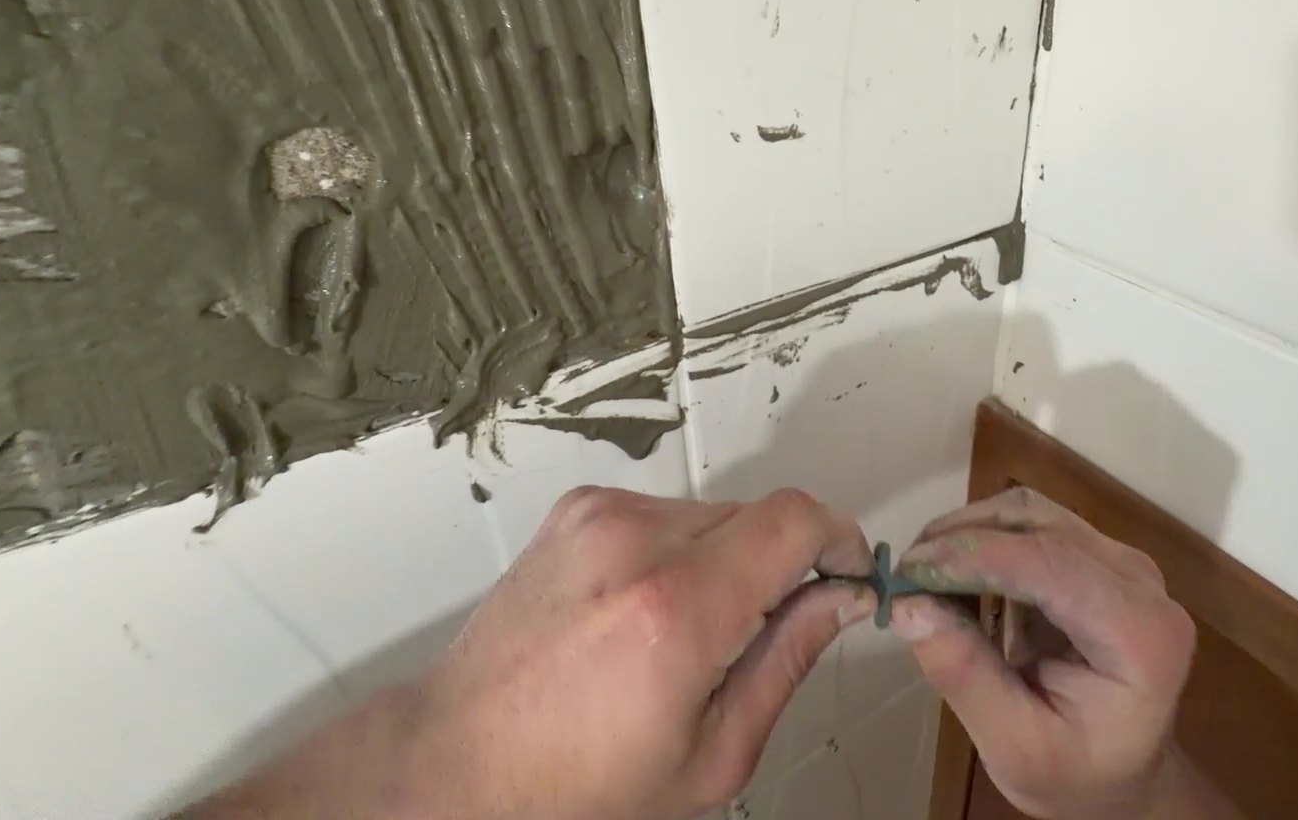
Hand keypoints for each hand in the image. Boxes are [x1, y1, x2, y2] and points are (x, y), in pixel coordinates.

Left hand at [184, 487, 875, 819]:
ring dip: (725, 557)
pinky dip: (678, 549)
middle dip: (778, 562)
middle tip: (757, 628)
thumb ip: (788, 658)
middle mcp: (637, 541)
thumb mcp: (711, 757)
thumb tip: (842, 595)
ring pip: (714, 512)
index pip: (794, 520)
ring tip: (685, 628)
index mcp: (677, 611)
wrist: (452, 766)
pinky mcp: (580, 506)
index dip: (837, 536)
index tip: (845, 571)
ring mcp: (602, 513)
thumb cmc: (582, 792)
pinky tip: (642, 606)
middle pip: (759, 515)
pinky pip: (666, 512)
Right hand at [891, 487, 1225, 819]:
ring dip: (966, 532)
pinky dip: (979, 539)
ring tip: (922, 573)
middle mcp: (1139, 581)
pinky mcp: (1093, 553)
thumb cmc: (1077, 773)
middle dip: (962, 536)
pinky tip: (951, 575)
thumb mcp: (1016, 749)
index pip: (1050, 563)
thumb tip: (907, 604)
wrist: (1123, 777)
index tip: (908, 572)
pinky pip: (1026, 524)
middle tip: (904, 573)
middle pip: (1038, 523)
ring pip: (1027, 512)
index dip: (974, 555)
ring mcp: (1118, 560)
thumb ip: (966, 675)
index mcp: (1141, 634)